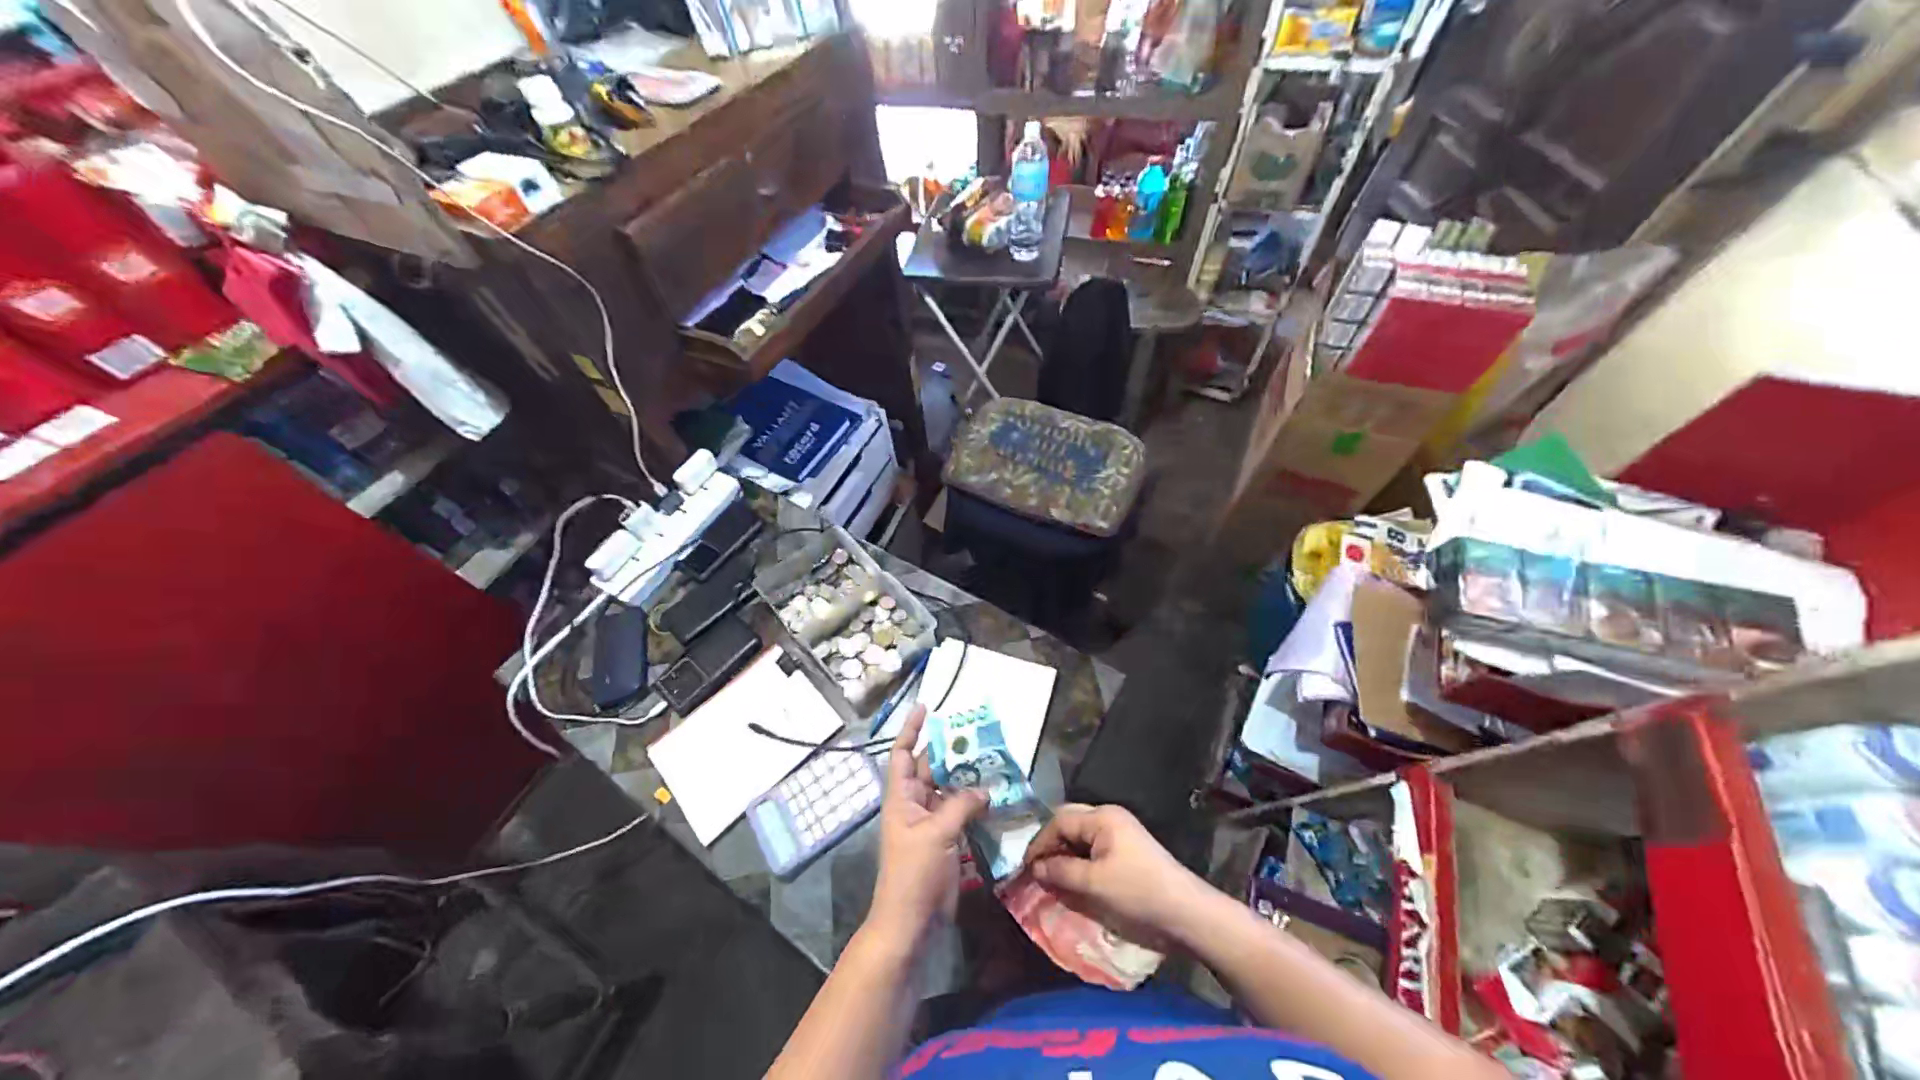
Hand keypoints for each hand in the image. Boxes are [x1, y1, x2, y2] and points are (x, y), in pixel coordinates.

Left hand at [863, 705, 987, 950]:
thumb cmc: (914, 873)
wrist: (911, 921)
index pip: (902, 753)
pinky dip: (974, 803)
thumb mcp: (937, 833)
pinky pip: (960, 813)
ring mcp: (930, 824)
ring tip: (990, 759)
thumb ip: (960, 805)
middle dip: (949, 751)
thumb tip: (984, 790)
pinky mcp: (945, 841)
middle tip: (974, 734)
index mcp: (901, 797)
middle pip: (930, 769)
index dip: (911, 730)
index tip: (926, 707)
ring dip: (966, 777)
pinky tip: (994, 795)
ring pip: (948, 790)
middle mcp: (913, 805)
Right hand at [1022, 804, 1211, 947]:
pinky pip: (1094, 850)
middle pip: (1069, 824)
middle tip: (1035, 870)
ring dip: (1064, 855)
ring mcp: (1121, 834)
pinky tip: (1073, 881)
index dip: (1039, 843)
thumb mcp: (1093, 883)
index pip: (1058, 820)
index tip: (1024, 868)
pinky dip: (1079, 862)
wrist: (1186, 913)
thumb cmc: (1137, 893)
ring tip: (1051, 878)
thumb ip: (1060, 871)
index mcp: (1102, 817)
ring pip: (1081, 838)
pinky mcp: (1128, 852)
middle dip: (1050, 845)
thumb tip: (1035, 868)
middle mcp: (1110, 818)